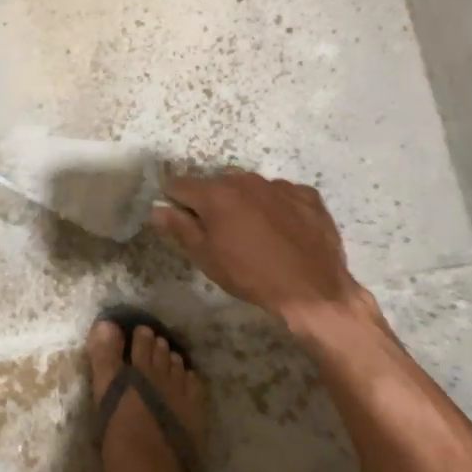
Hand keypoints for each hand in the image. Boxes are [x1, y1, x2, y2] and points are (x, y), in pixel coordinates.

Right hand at [152, 168, 371, 329]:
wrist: (313, 290)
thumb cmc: (251, 276)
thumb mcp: (206, 257)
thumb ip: (179, 228)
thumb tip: (157, 208)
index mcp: (216, 193)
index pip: (180, 184)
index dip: (174, 200)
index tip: (179, 218)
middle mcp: (246, 180)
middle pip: (217, 183)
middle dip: (212, 201)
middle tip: (219, 232)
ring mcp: (279, 186)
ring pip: (250, 186)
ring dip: (245, 202)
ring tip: (254, 233)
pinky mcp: (307, 196)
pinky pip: (282, 195)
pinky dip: (277, 207)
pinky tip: (284, 231)